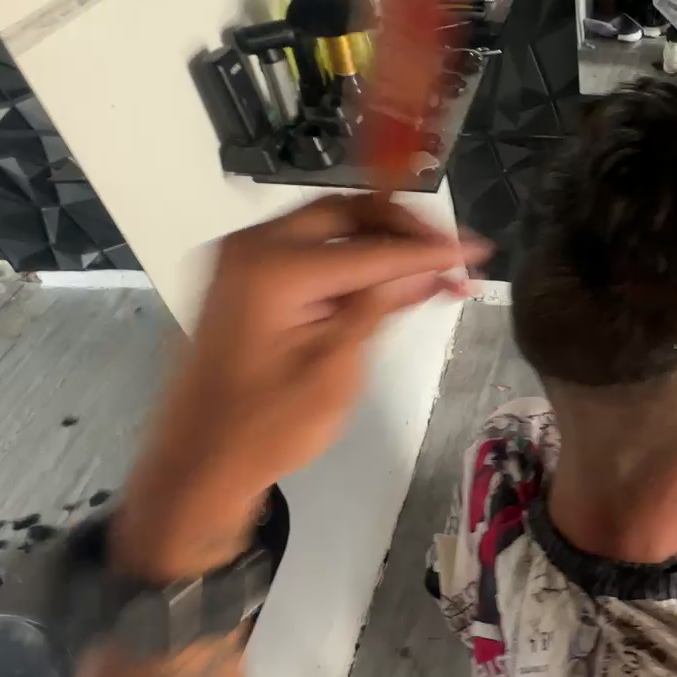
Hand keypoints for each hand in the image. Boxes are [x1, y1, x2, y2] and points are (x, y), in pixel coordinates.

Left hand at [111, 195, 489, 582]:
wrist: (201, 463)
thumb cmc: (268, 429)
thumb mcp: (336, 370)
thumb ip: (379, 307)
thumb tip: (425, 270)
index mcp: (274, 270)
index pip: (373, 249)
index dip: (430, 251)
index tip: (476, 251)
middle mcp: (252, 248)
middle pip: (347, 213)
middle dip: (405, 228)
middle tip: (452, 253)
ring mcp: (241, 259)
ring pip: (328, 225)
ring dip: (380, 239)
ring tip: (429, 267)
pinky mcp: (242, 277)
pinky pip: (307, 248)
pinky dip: (350, 256)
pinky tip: (385, 279)